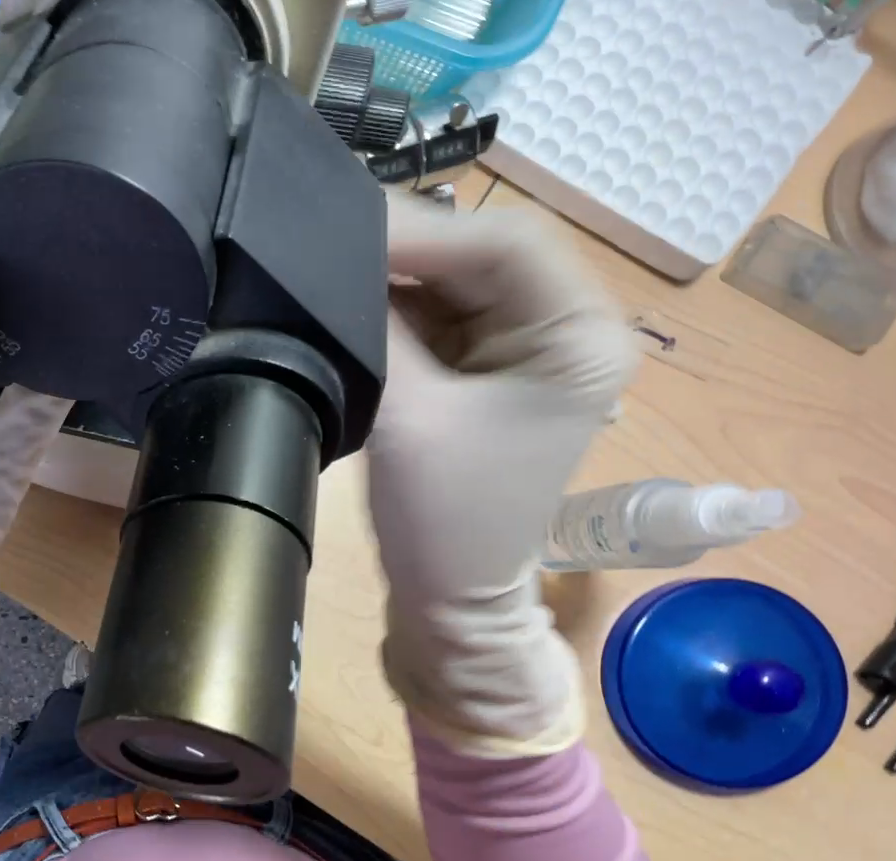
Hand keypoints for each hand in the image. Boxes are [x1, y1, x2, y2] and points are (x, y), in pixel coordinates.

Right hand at [368, 198, 637, 756]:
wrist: (450, 601)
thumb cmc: (446, 522)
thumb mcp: (409, 418)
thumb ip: (378, 331)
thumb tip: (334, 262)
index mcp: (578, 337)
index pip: (504, 244)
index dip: (420, 227)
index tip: (336, 224)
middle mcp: (562, 330)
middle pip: (477, 257)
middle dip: (399, 248)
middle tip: (316, 239)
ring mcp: (521, 351)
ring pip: (449, 283)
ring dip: (387, 277)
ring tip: (319, 266)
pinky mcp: (482, 372)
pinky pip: (432, 318)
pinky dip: (387, 310)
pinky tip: (341, 303)